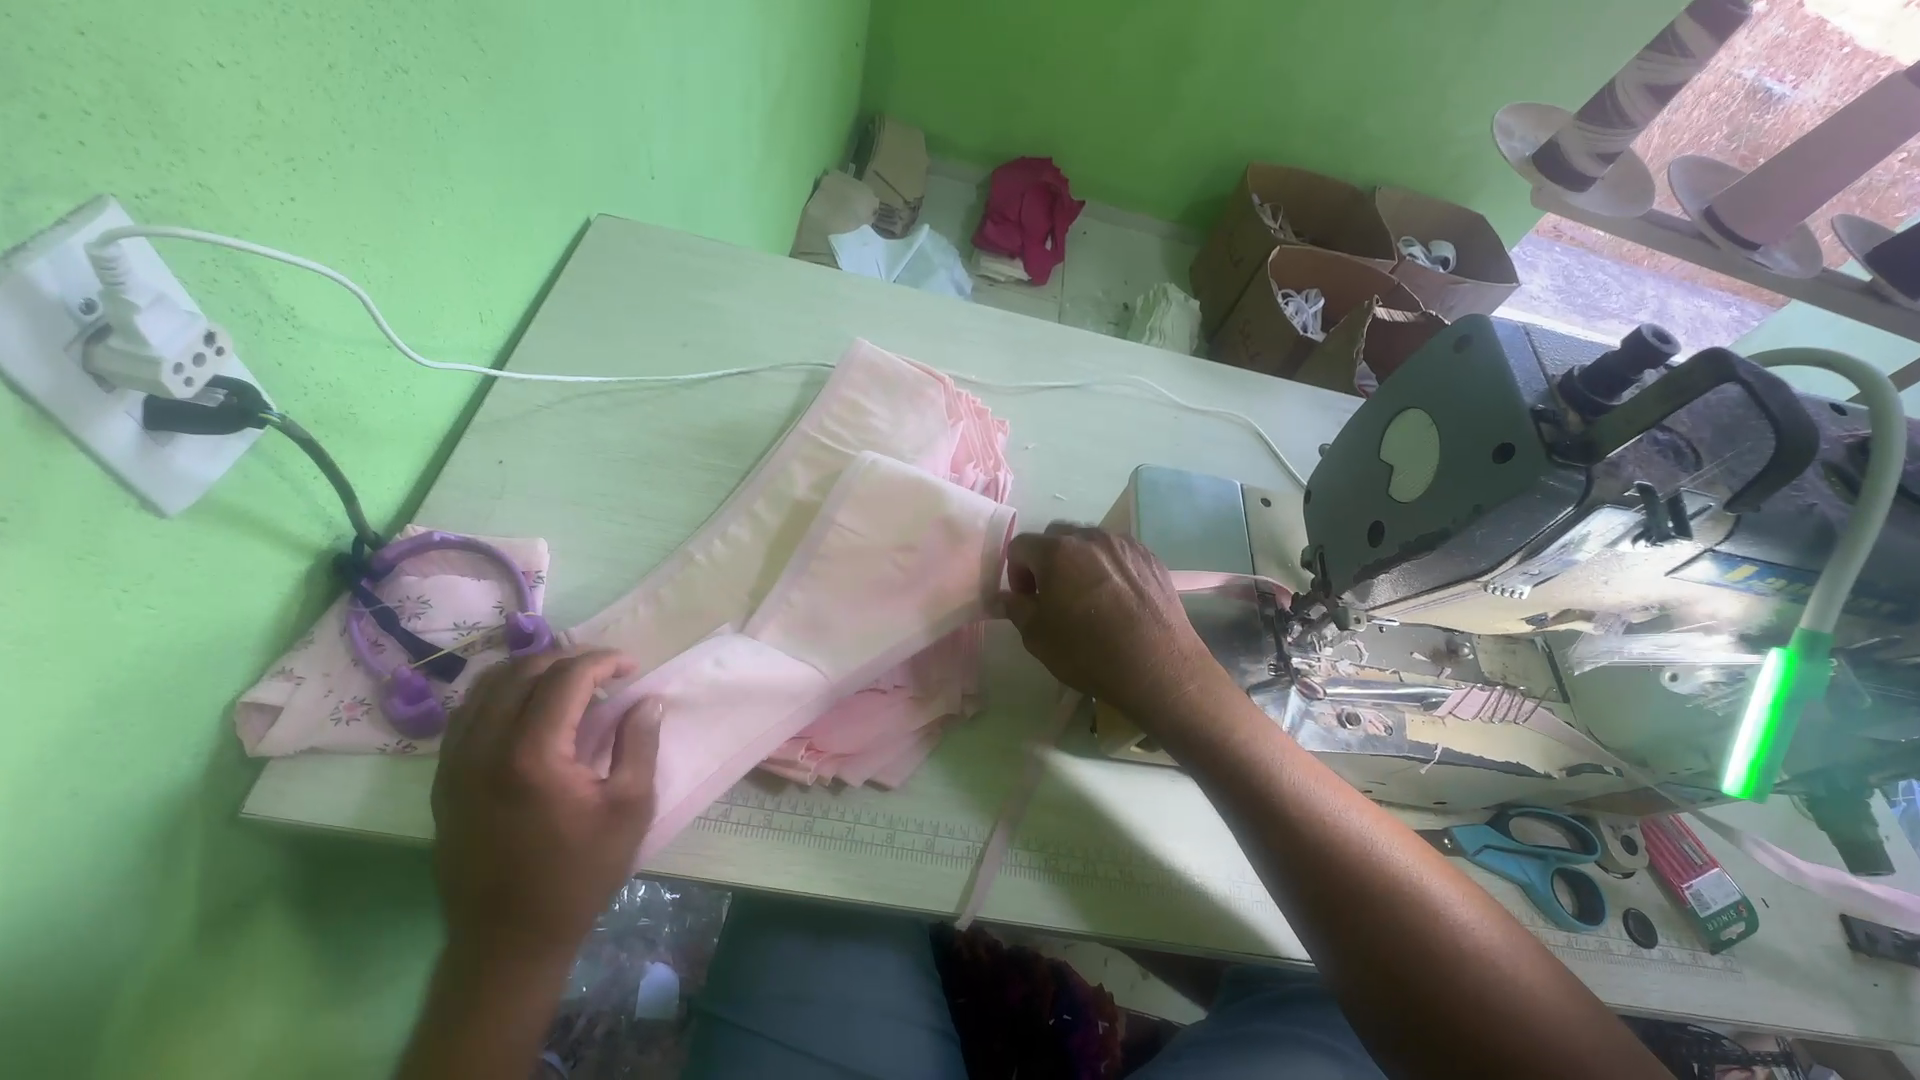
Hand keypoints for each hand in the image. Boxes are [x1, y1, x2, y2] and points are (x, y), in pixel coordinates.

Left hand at [431, 648, 660, 958]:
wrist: (508, 938)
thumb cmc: (578, 875)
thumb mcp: (628, 809)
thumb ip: (639, 745)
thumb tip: (647, 700)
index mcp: (532, 754)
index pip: (565, 678)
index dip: (602, 661)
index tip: (631, 666)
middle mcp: (484, 747)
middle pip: (522, 671)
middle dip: (568, 659)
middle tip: (604, 672)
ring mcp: (455, 762)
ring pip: (486, 687)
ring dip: (530, 671)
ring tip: (567, 682)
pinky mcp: (442, 779)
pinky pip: (467, 715)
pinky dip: (499, 696)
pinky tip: (527, 709)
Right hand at [999, 523, 1227, 720]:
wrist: (1157, 667)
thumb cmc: (1089, 653)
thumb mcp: (1038, 638)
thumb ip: (1016, 609)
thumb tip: (1005, 597)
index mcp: (1057, 552)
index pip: (1021, 546)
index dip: (1016, 573)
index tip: (1027, 600)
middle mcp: (1090, 538)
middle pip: (1057, 537)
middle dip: (1047, 561)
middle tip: (1054, 596)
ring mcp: (1124, 544)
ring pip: (1090, 542)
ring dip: (1080, 561)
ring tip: (1088, 595)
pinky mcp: (1150, 557)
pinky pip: (1118, 553)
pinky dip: (1109, 567)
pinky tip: (1118, 598)